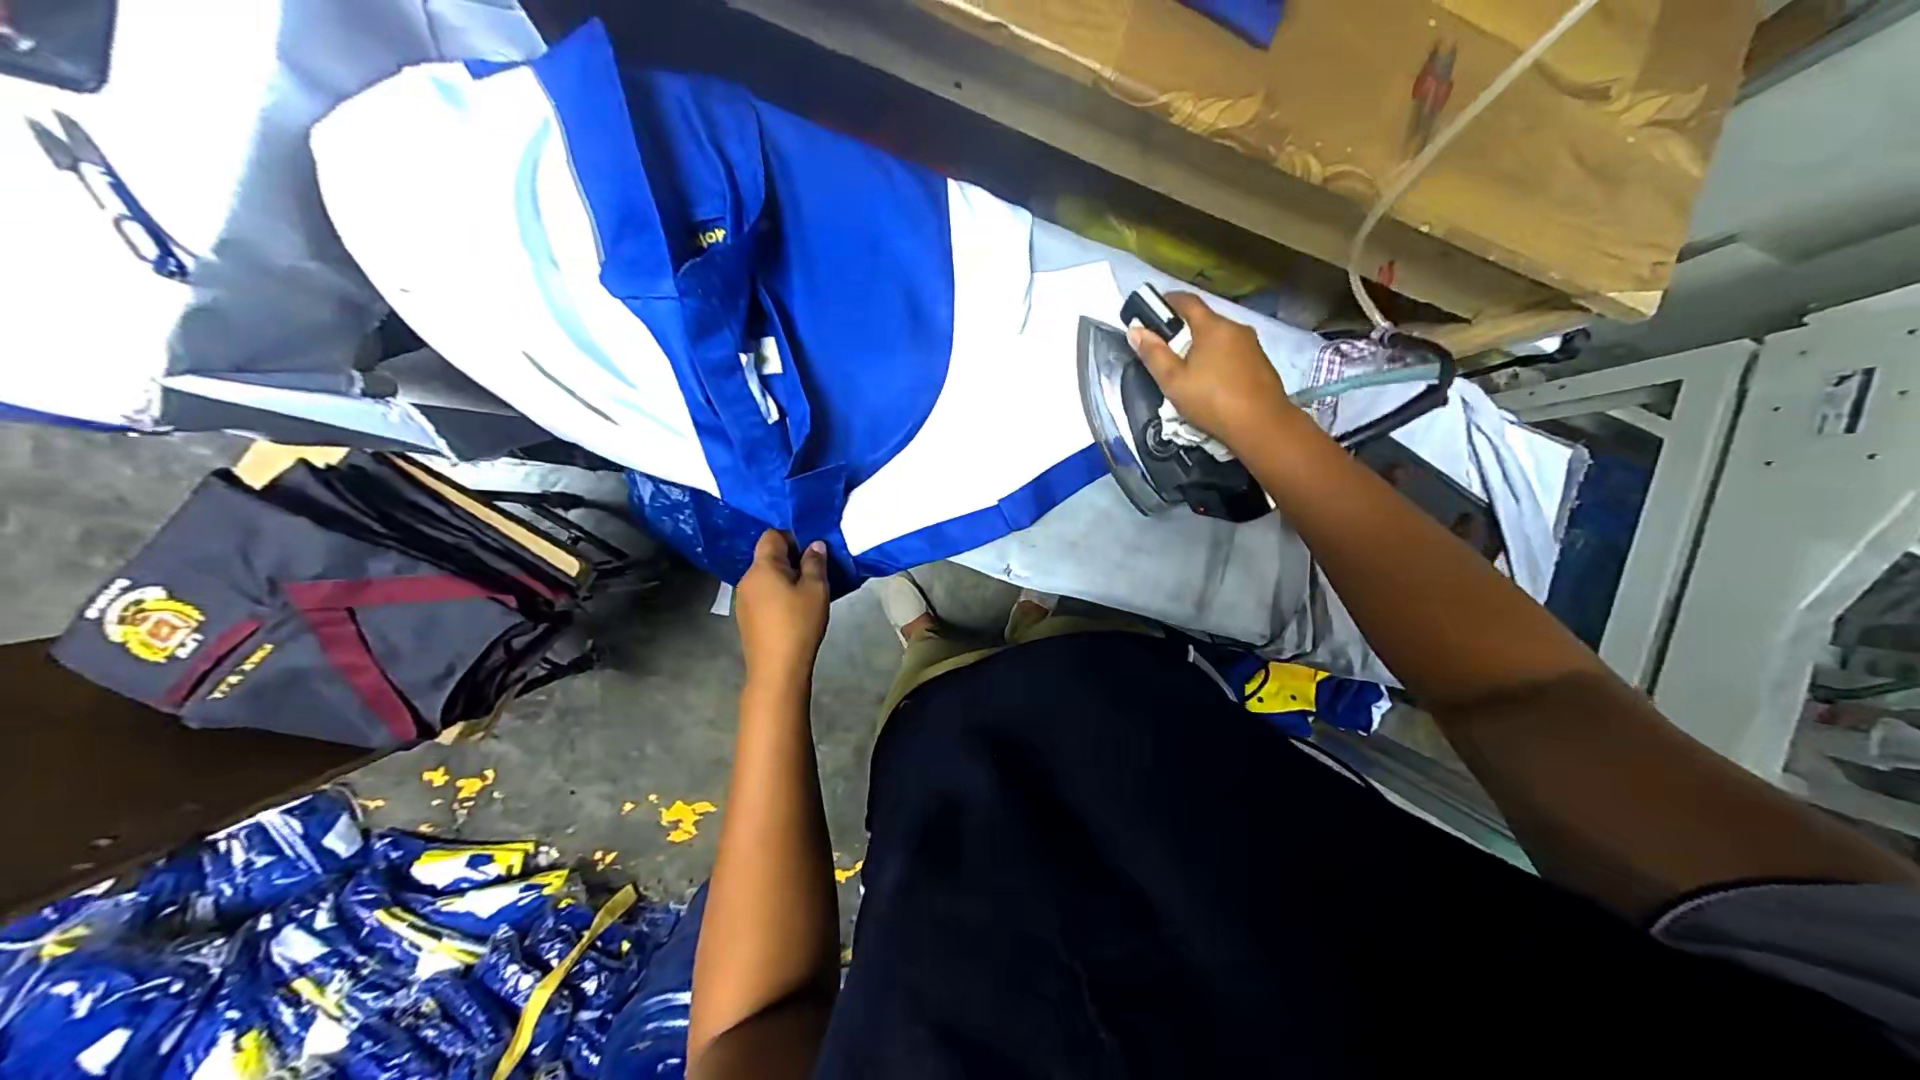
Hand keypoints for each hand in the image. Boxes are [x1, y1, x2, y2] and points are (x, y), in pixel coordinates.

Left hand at [735, 530, 830, 689]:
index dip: (792, 537)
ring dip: (784, 578)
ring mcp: (743, 599)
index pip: (772, 535)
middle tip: (815, 573)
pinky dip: (777, 594)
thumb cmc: (798, 623)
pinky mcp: (745, 617)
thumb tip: (814, 545)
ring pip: (765, 577)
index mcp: (762, 567)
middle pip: (767, 556)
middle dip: (791, 559)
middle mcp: (747, 578)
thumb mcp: (816, 590)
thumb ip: (815, 563)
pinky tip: (792, 611)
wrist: (776, 668)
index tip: (812, 552)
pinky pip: (762, 594)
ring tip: (806, 594)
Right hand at [1128, 291, 1297, 451]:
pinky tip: (1211, 380)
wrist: (1262, 426)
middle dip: (1183, 328)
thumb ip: (1153, 354)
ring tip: (1187, 368)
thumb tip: (1135, 330)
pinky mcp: (1260, 362)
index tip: (1151, 310)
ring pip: (1219, 337)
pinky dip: (1218, 358)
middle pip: (1204, 319)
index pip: (1187, 301)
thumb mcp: (1173, 381)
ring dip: (1202, 345)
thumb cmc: (1212, 401)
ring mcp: (1252, 345)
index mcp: (1213, 327)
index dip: (1167, 301)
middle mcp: (1235, 328)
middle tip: (1165, 348)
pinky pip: (1232, 352)